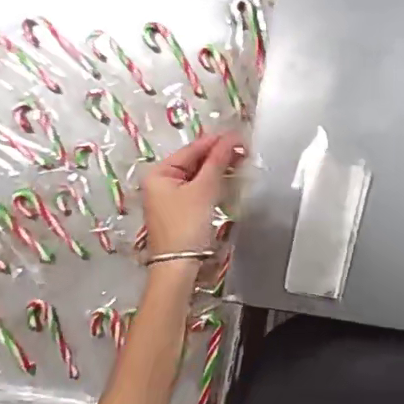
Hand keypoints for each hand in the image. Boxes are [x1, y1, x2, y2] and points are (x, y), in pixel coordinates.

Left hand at [141, 131, 242, 255]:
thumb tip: (230, 140)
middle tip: (244, 150)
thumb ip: (217, 163)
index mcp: (159, 173)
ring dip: (217, 170)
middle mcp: (160, 182)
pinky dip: (212, 185)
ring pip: (197, 176)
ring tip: (240, 162)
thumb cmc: (185, 227)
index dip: (216, 142)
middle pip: (193, 162)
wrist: (178, 267)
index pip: (191, 150)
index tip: (239, 136)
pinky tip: (227, 180)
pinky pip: (197, 190)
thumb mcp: (203, 191)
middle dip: (218, 156)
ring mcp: (169, 198)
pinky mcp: (180, 211)